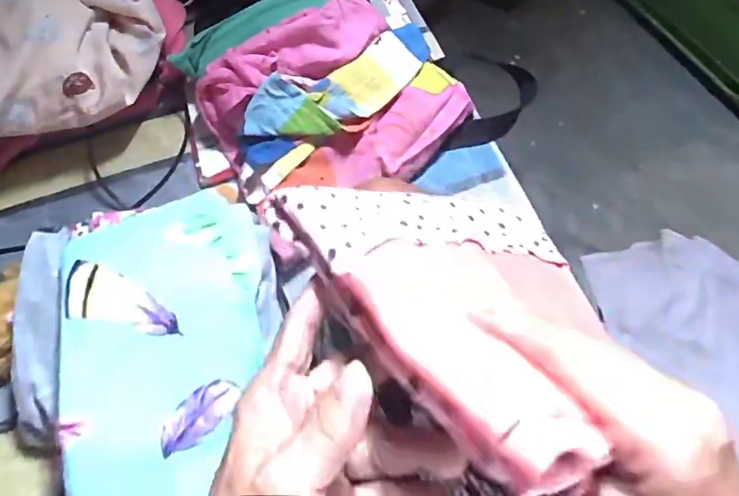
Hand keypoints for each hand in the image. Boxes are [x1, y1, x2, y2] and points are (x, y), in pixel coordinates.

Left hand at [211, 284, 465, 494]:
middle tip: (443, 362)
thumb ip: (323, 429)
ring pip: (384, 439)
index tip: (362, 265)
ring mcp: (331, 463)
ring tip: (462, 440)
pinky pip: (393, 485)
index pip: (301, 332)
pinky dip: (422, 484)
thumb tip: (361, 371)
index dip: (325, 297)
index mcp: (276, 400)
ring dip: (423, 441)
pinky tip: (453, 477)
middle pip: (358, 384)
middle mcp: (306, 421)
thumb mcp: (282, 479)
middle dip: (400, 377)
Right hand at [475, 309, 738, 495]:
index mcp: (665, 436)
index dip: (523, 333)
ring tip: (509, 328)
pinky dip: (585, 361)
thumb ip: (563, 458)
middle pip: (592, 351)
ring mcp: (693, 404)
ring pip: (607, 355)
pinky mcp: (692, 410)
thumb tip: (515, 416)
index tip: (476, 311)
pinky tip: (557, 358)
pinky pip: (624, 370)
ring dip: (557, 343)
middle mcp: (682, 405)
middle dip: (534, 330)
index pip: (578, 364)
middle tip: (484, 315)